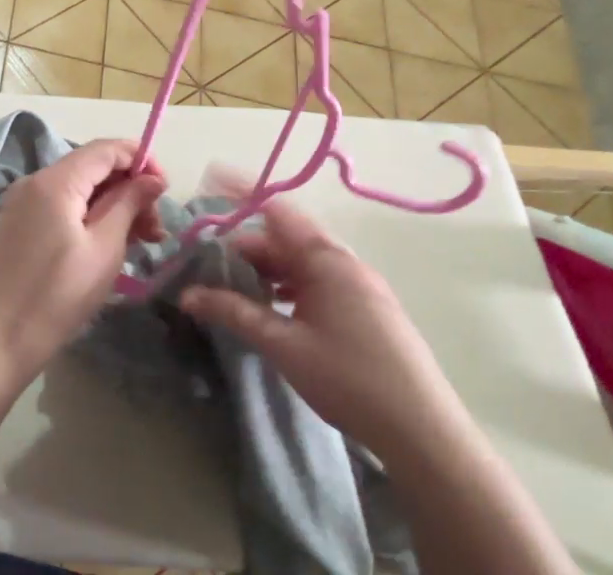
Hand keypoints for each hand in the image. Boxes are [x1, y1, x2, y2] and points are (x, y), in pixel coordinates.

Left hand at [0, 140, 166, 373]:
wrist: (9, 330)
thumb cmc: (63, 291)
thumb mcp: (106, 247)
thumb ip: (129, 203)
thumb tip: (152, 178)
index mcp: (53, 181)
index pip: (104, 150)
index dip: (140, 160)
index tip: (165, 190)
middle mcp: (33, 180)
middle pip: (91, 167)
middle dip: (129, 189)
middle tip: (155, 229)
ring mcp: (23, 200)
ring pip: (78, 187)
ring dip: (112, 205)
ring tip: (142, 240)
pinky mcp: (20, 219)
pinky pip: (61, 203)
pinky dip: (89, 214)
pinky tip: (110, 241)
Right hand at [179, 188, 465, 459]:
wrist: (424, 434)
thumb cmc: (350, 379)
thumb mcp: (282, 344)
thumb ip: (233, 312)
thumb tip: (187, 294)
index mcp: (328, 262)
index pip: (278, 210)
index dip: (243, 191)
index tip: (209, 179)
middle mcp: (345, 266)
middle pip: (286, 239)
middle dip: (244, 245)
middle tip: (204, 259)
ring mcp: (360, 289)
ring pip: (301, 263)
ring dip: (264, 269)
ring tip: (229, 286)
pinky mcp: (367, 313)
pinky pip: (316, 283)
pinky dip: (285, 285)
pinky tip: (268, 309)